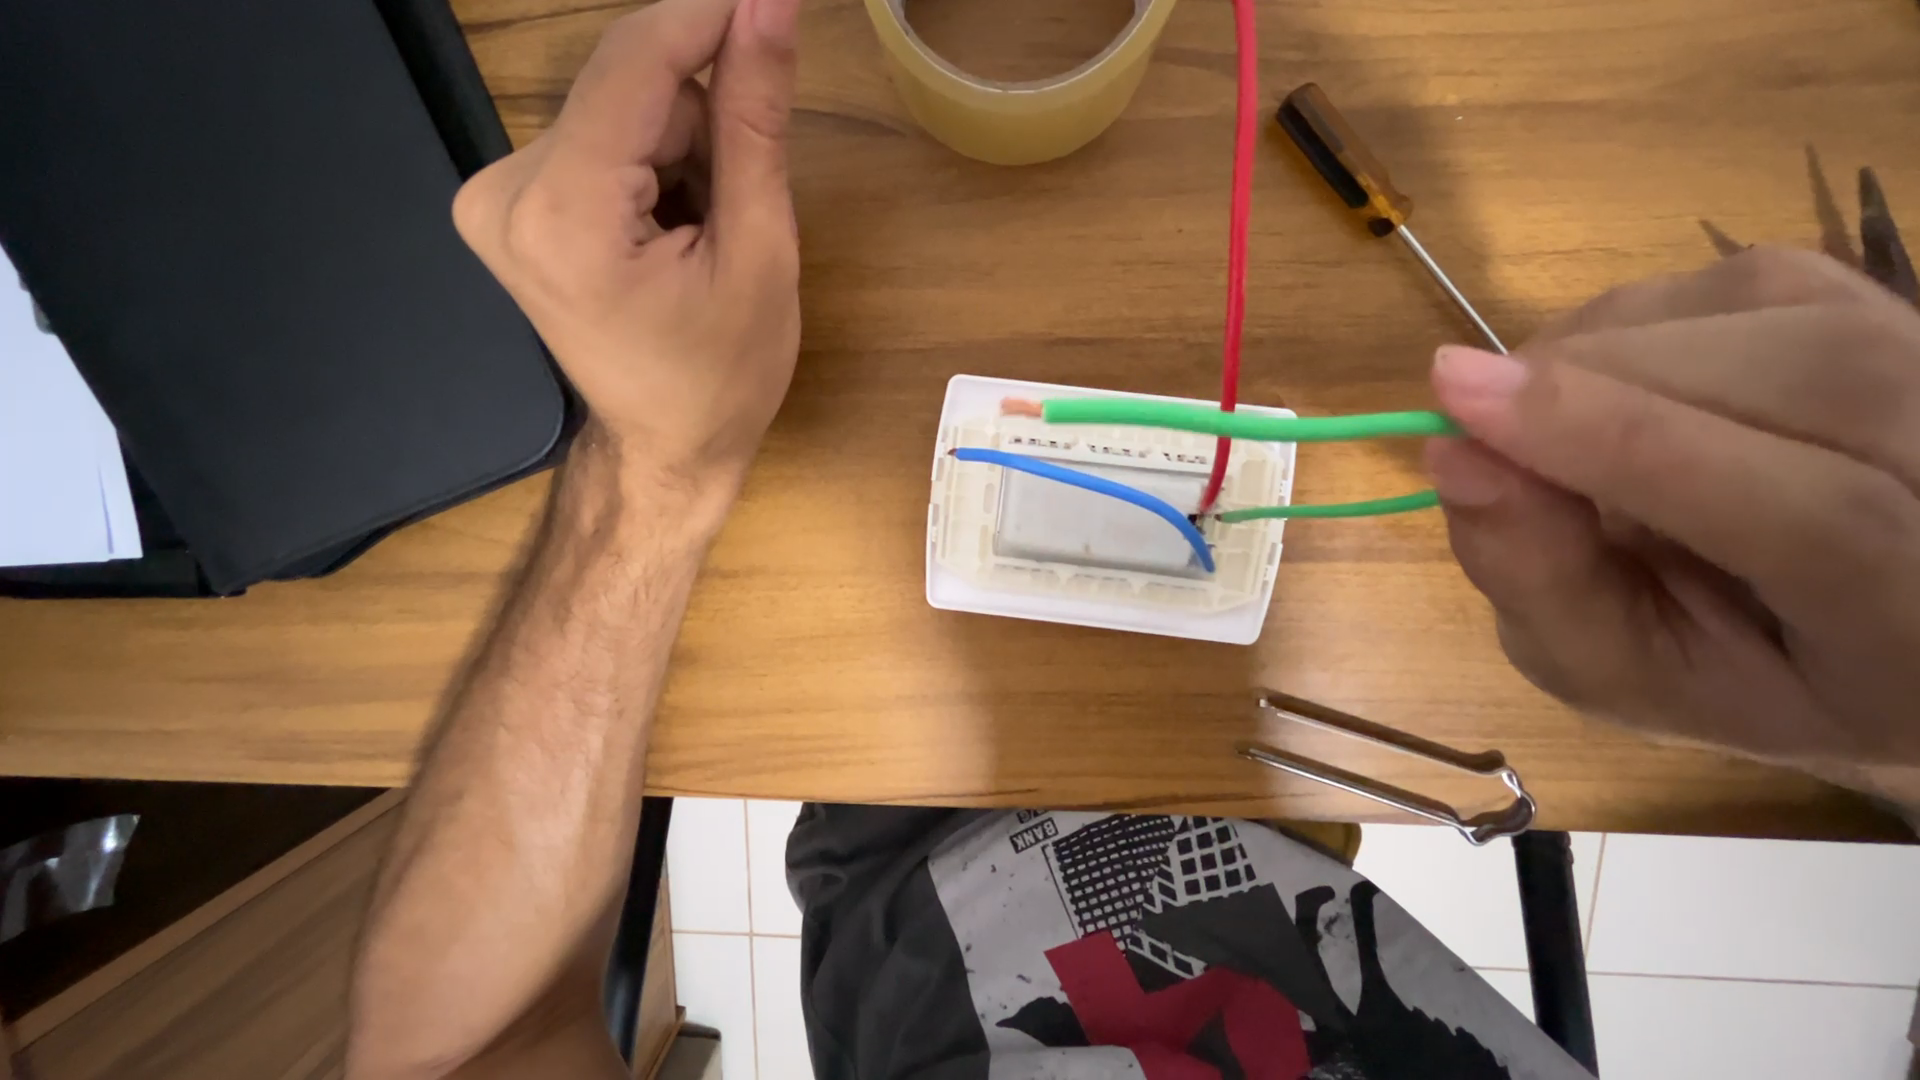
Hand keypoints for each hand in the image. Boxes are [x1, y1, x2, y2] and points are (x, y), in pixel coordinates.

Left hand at [452, 0, 801, 493]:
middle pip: (626, 94)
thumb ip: (756, 124)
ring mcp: (494, 199)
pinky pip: (595, 144)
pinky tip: (672, 236)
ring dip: (679, 154)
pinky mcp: (506, 207)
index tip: (771, 5)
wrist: (670, 449)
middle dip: (699, 130)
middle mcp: (503, 192)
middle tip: (739, 212)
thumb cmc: (726, 378)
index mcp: (566, 218)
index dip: (709, 19)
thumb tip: (768, 6)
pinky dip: (649, 171)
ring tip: (706, 240)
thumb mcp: (760, 254)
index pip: (633, 66)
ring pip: (615, 115)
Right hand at [1425, 247, 1919, 804]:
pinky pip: (1751, 280)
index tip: (1449, 393)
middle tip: (1477, 418)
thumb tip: (1451, 454)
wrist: (1870, 620)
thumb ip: (1535, 579)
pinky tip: (1608, 385)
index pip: (1803, 510)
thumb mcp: (1609, 666)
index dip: (1611, 441)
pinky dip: (1635, 321)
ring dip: (1600, 348)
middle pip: (1794, 374)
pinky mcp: (1902, 310)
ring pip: (1764, 305)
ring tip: (1546, 422)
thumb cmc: (1727, 672)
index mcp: (1918, 612)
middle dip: (1586, 380)